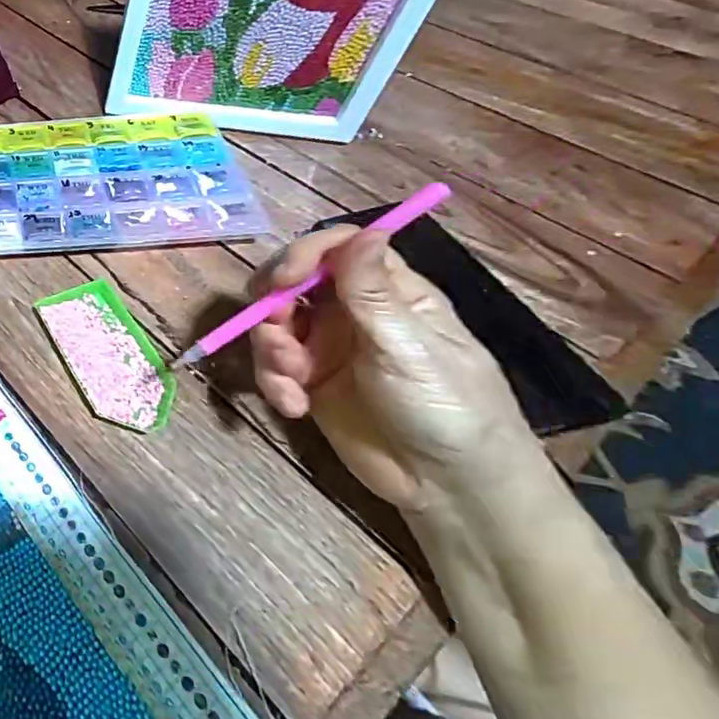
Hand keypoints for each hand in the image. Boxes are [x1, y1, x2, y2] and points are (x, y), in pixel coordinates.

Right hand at [249, 227, 534, 513]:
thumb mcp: (411, 348)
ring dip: (269, 347)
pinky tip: (293, 406)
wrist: (448, 489)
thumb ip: (373, 293)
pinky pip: (271, 367)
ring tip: (289, 378)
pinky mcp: (307, 382)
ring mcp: (326, 347)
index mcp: (388, 293)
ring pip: (273, 324)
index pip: (337, 249)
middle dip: (273, 301)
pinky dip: (272, 382)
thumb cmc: (448, 408)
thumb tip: (366, 229)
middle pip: (293, 282)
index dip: (305, 254)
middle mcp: (350, 312)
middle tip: (272, 326)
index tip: (283, 279)